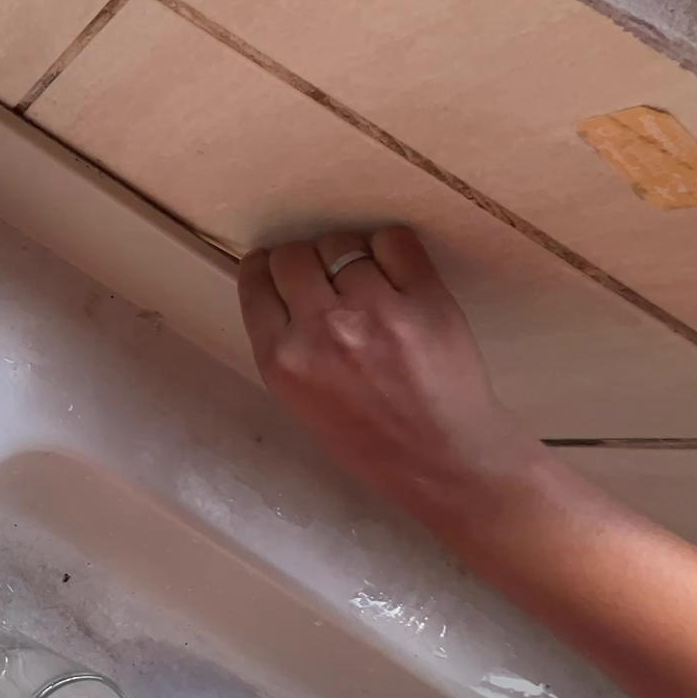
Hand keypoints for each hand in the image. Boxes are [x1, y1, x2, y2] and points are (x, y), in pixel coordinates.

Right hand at [237, 227, 547, 524]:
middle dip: (299, 259)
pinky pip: (393, 241)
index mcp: (281, 357)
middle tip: (317, 273)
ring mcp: (375, 311)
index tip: (271, 266)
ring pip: (340, 244)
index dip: (262, 267)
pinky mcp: (426, 300)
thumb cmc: (360, 432)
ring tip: (357, 274)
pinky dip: (386, 245)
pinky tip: (388, 265)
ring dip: (344, 253)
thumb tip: (276, 285)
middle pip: (292, 256)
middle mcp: (321, 329)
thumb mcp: (292, 393)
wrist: (440, 456)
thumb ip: (279, 340)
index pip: (255, 284)